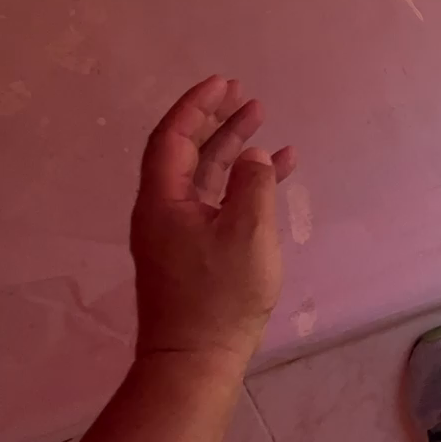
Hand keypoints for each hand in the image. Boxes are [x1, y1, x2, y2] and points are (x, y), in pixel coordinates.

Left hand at [130, 75, 295, 365]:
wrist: (197, 359)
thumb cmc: (220, 294)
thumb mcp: (247, 232)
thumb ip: (253, 184)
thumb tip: (255, 157)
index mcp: (163, 201)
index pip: (172, 138)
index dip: (196, 105)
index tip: (224, 83)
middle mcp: (164, 209)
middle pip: (187, 151)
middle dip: (215, 119)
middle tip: (244, 94)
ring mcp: (180, 230)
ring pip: (206, 173)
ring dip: (233, 146)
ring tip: (263, 118)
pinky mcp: (197, 247)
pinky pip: (219, 199)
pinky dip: (245, 180)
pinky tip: (277, 170)